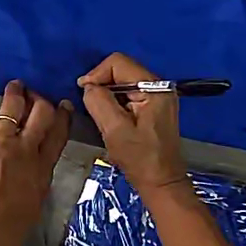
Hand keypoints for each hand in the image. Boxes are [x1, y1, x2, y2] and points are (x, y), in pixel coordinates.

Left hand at [0, 80, 70, 245]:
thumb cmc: (4, 236)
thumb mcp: (32, 209)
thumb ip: (33, 187)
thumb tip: (30, 181)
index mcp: (41, 170)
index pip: (58, 135)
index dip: (63, 117)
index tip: (64, 106)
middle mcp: (25, 150)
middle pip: (41, 113)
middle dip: (41, 100)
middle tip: (37, 95)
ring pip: (12, 107)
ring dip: (14, 94)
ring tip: (14, 87)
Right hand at [78, 53, 189, 196]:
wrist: (162, 183)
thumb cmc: (140, 159)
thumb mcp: (114, 130)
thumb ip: (99, 102)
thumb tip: (89, 86)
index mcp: (154, 87)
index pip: (119, 63)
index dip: (97, 74)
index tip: (84, 92)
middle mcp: (160, 86)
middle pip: (122, 70)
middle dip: (102, 84)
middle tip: (89, 105)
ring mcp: (159, 97)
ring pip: (125, 82)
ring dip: (108, 94)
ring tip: (99, 114)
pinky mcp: (155, 108)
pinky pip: (130, 94)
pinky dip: (117, 102)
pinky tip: (111, 119)